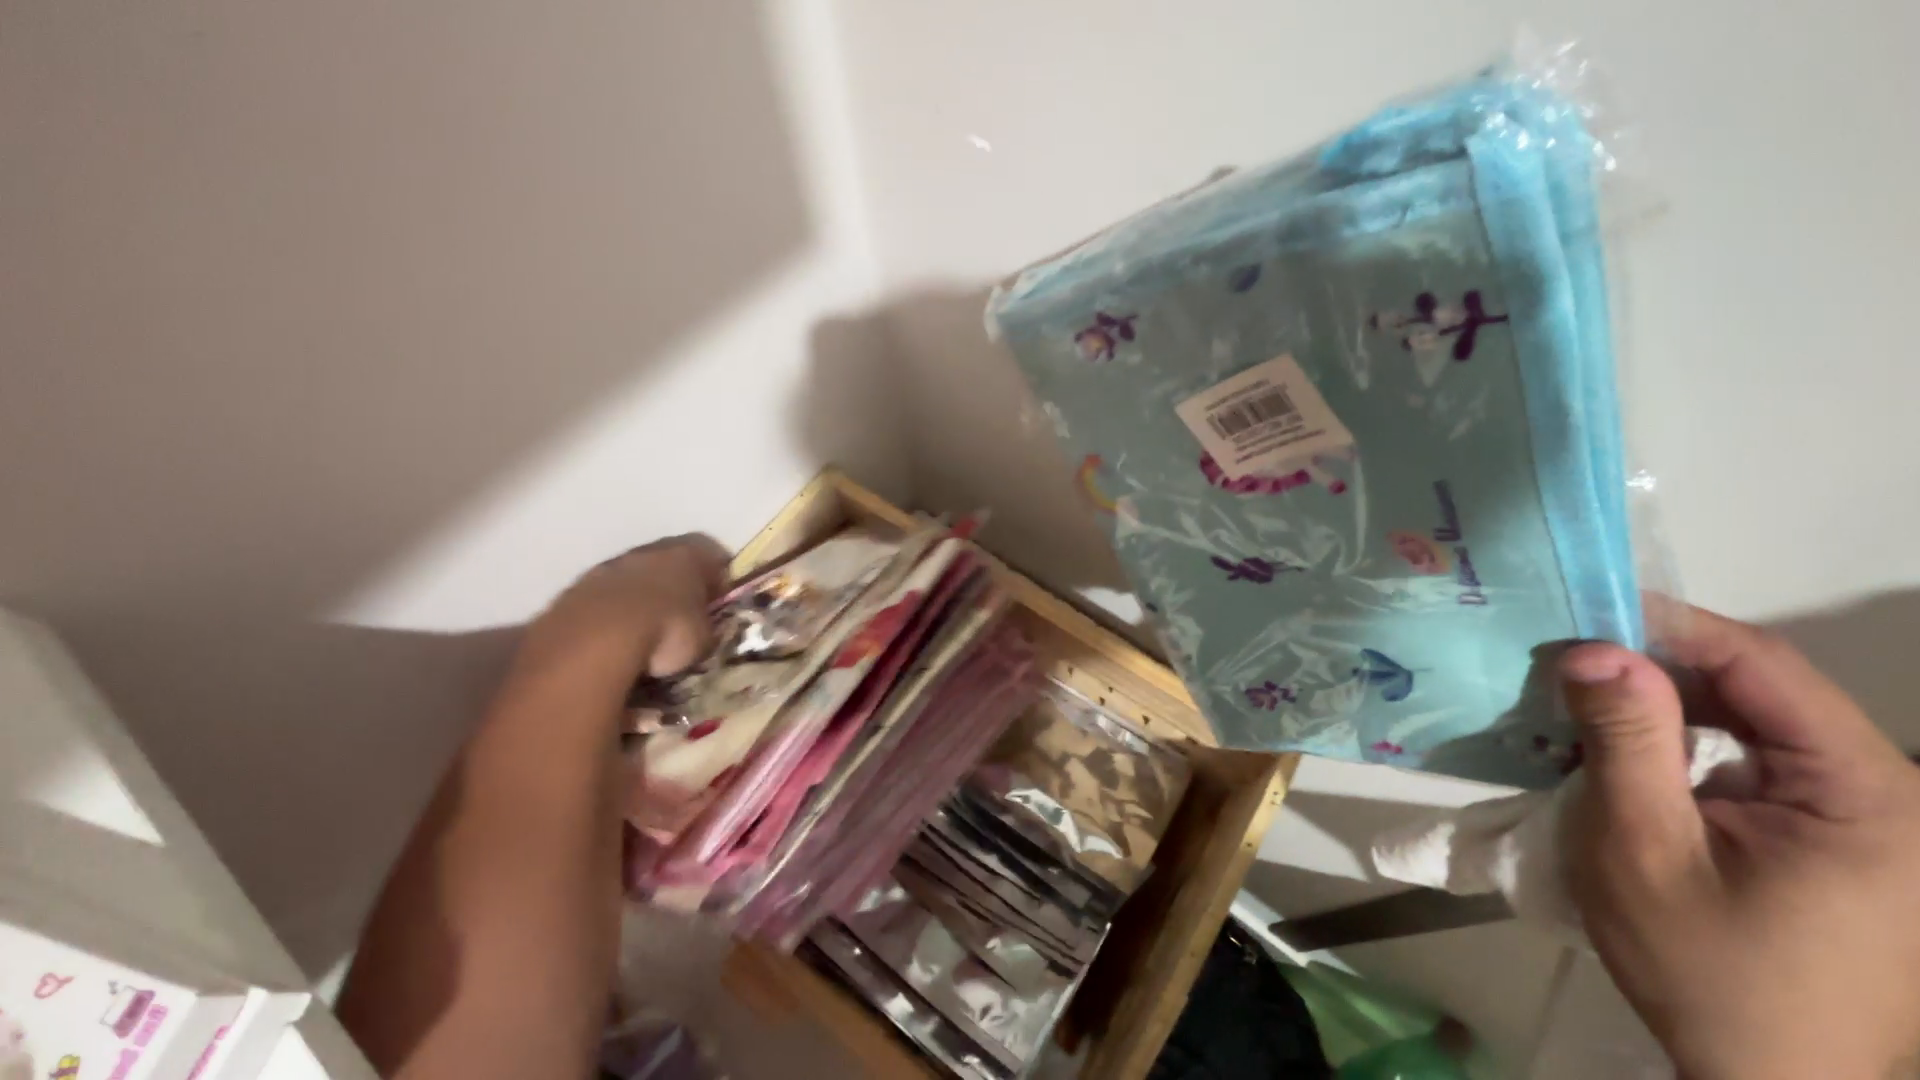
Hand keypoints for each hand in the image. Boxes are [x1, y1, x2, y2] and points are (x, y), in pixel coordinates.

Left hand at [519, 534, 729, 680]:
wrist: (596, 639)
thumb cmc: (667, 631)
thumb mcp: (704, 638)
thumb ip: (708, 628)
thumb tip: (706, 632)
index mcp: (688, 554)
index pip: (715, 556)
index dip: (721, 580)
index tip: (721, 603)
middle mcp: (649, 551)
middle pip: (671, 562)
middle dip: (679, 587)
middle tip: (685, 618)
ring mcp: (609, 567)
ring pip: (635, 578)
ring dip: (643, 599)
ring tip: (648, 633)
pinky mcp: (578, 589)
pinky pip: (606, 598)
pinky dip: (613, 614)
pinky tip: (616, 640)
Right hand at [1561, 604, 1919, 1079]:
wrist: (1763, 1078)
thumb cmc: (1703, 966)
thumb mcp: (1641, 848)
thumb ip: (1626, 741)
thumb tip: (1592, 648)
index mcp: (1866, 790)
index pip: (1763, 666)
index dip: (1669, 626)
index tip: (1582, 612)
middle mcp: (1888, 789)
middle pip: (1762, 689)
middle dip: (1658, 666)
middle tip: (1565, 660)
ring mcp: (1868, 815)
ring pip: (1757, 721)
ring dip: (1667, 704)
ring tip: (1583, 700)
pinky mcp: (1838, 836)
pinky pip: (1758, 759)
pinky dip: (1687, 743)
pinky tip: (1629, 750)